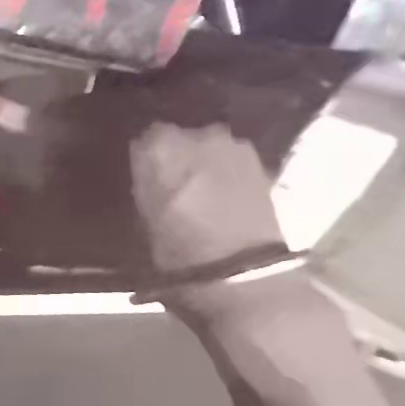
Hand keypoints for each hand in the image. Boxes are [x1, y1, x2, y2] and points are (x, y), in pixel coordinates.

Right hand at [131, 123, 285, 271]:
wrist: (241, 270)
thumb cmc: (179, 251)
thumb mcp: (144, 220)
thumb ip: (144, 185)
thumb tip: (148, 174)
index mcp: (161, 146)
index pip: (144, 140)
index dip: (144, 160)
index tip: (144, 178)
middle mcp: (198, 134)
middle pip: (179, 137)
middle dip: (176, 157)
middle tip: (173, 186)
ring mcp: (234, 145)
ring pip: (208, 147)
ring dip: (203, 163)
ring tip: (201, 193)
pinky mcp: (261, 162)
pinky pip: (232, 160)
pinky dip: (225, 173)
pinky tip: (223, 198)